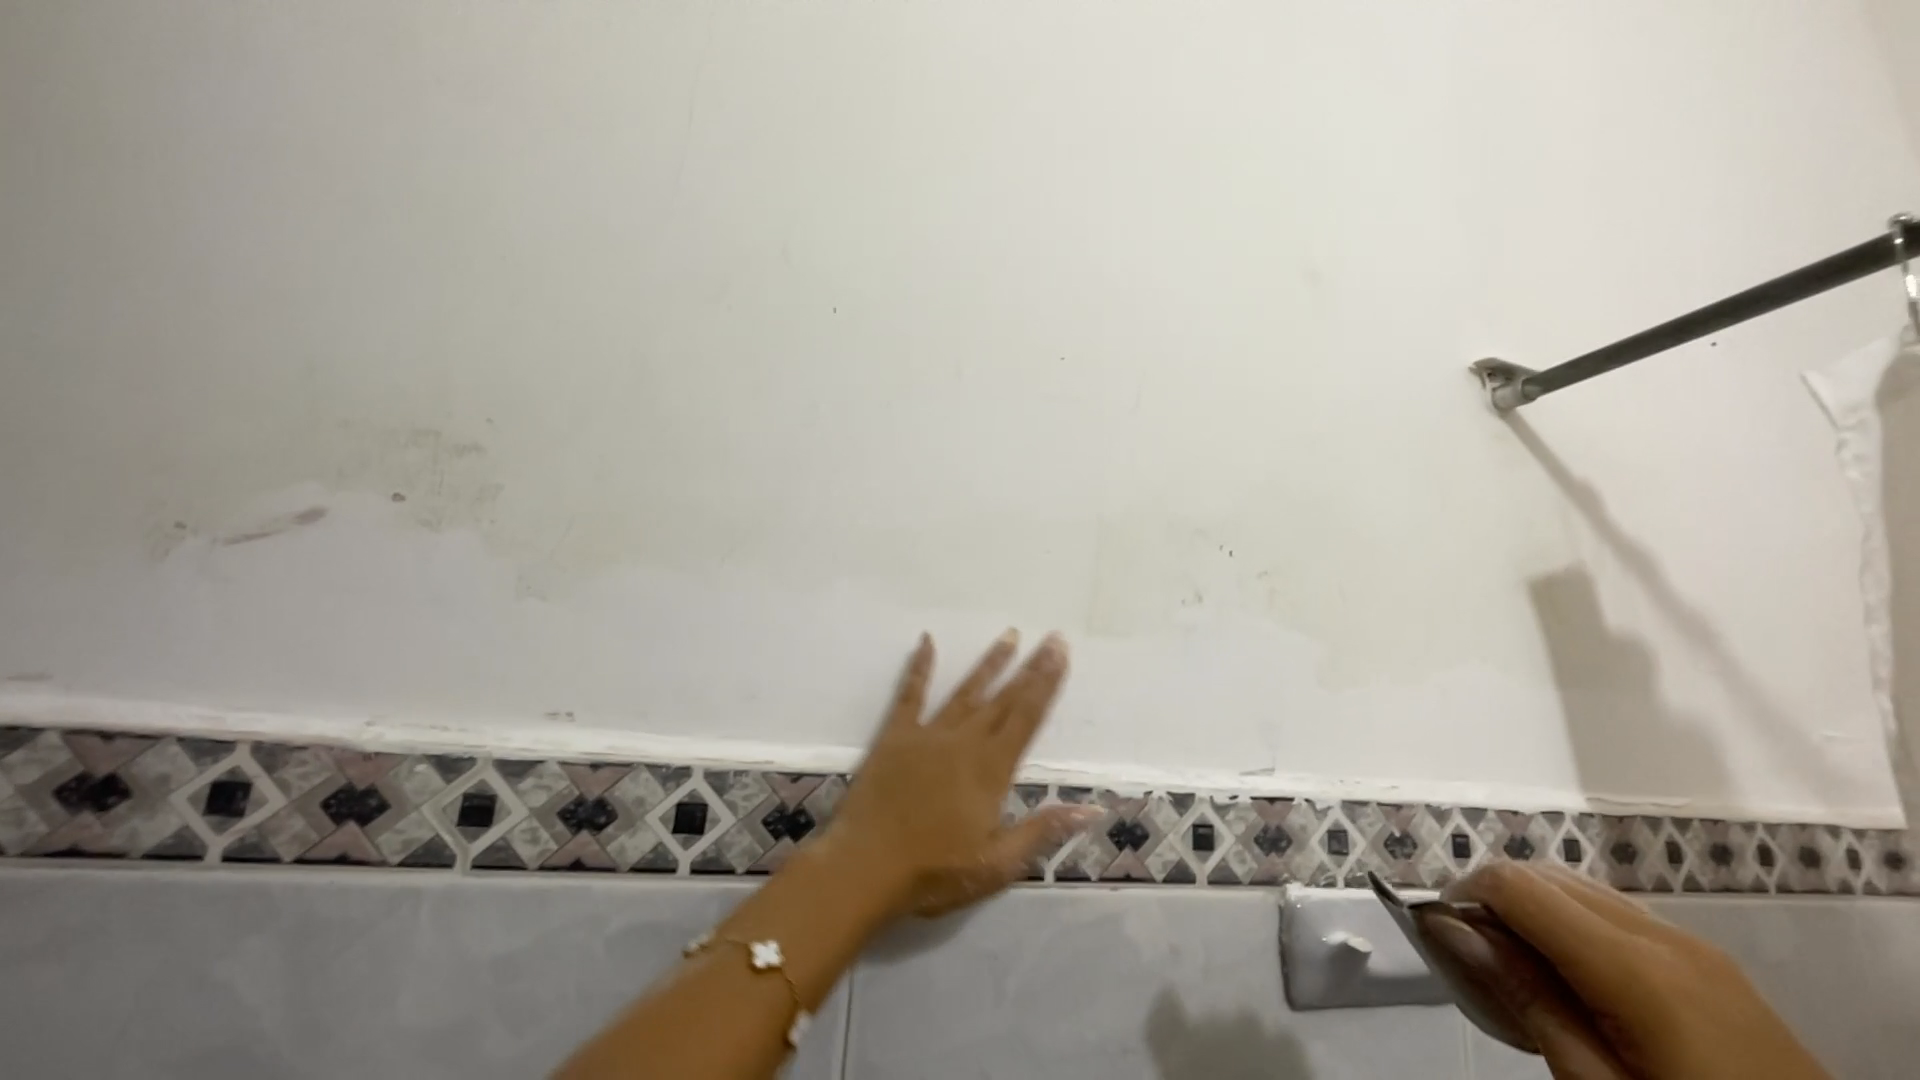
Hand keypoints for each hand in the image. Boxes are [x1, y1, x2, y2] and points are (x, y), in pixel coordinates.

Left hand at [823, 631, 1101, 918]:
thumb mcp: (996, 864)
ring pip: (965, 691)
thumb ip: (1041, 830)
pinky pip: (909, 694)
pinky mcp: (894, 737)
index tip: (1060, 653)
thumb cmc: (934, 872)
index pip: (1027, 718)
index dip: (1046, 684)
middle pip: (1003, 699)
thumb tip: (1092, 808)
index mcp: (991, 770)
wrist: (864, 867)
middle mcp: (963, 743)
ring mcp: (927, 735)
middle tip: (1050, 637)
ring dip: (989, 664)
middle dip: (1029, 668)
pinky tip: (926, 641)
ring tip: (1009, 635)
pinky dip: (919, 667)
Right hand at [1433, 861, 1829, 1079]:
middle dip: (1493, 898)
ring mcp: (1695, 945)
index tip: (1441, 935)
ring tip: (1517, 969)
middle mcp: (1663, 936)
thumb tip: (1456, 929)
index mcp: (1633, 966)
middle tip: (1472, 957)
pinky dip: (1572, 922)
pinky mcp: (1711, 964)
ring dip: (1532, 908)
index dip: (1464, 896)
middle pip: (1545, 874)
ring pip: (1580, 887)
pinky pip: (1617, 914)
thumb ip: (1527, 1000)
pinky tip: (1570, 977)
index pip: (1517, 883)